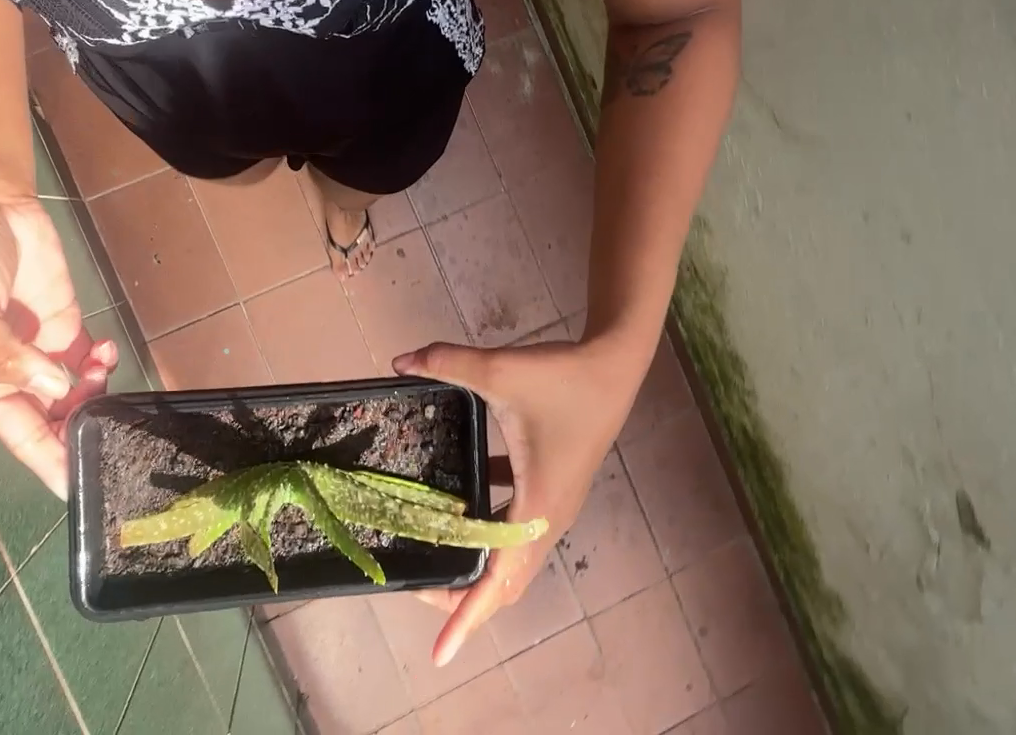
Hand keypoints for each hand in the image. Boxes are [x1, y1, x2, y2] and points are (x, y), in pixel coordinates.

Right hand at [0, 177, 115, 496]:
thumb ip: (3, 354)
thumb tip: (52, 391)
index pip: (15, 432)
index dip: (43, 461)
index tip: (73, 490)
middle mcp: (10, 369)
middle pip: (48, 418)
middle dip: (76, 430)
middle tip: (115, 434)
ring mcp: (39, 346)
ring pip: (72, 390)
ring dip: (92, 391)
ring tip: (101, 368)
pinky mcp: (63, 321)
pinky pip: (86, 357)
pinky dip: (100, 361)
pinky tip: (106, 350)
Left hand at [393, 338, 643, 666]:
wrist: (614, 365)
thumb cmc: (563, 379)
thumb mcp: (500, 371)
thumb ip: (448, 363)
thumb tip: (401, 361)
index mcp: (535, 508)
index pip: (499, 581)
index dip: (467, 617)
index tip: (439, 653)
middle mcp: (548, 518)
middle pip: (505, 580)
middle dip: (464, 593)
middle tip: (419, 581)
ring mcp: (555, 503)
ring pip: (512, 553)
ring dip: (477, 559)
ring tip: (435, 547)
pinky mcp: (555, 483)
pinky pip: (517, 521)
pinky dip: (490, 524)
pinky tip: (463, 492)